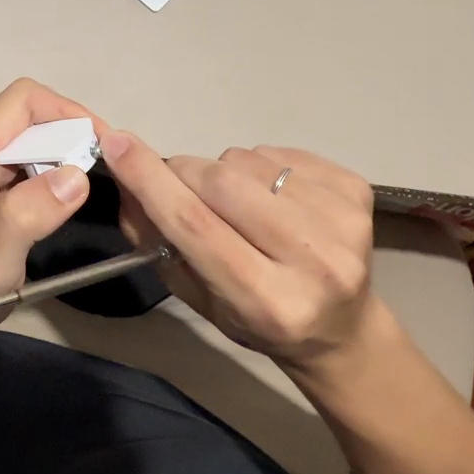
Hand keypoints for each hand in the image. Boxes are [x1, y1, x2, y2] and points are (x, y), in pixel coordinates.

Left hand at [0, 79, 97, 349]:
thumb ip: (29, 214)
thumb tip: (77, 175)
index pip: (24, 101)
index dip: (67, 112)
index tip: (101, 144)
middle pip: (32, 113)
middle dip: (71, 131)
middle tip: (105, 167)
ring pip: (34, 134)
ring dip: (66, 150)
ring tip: (95, 180)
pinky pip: (31, 159)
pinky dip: (56, 168)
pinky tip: (71, 194)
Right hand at [103, 133, 381, 371]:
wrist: (341, 330)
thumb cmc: (255, 319)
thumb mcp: (194, 294)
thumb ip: (153, 238)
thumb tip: (123, 179)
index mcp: (268, 302)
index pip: (195, 225)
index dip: (149, 180)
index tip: (115, 143)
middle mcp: (315, 264)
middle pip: (219, 183)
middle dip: (183, 173)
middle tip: (179, 186)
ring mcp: (344, 225)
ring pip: (245, 160)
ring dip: (225, 172)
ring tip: (238, 204)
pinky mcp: (358, 191)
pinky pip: (277, 151)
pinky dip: (259, 165)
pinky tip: (272, 197)